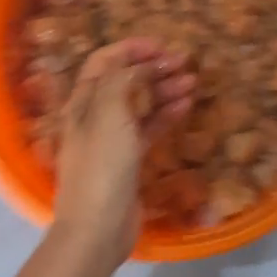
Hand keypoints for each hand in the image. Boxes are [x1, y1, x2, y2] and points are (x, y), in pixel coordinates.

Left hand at [51, 39, 195, 262]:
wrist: (96, 229)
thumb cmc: (101, 165)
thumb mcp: (108, 112)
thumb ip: (121, 79)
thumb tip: (137, 65)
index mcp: (84, 100)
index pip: (105, 61)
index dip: (131, 48)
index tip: (160, 46)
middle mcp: (96, 114)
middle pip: (125, 80)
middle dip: (153, 67)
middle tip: (183, 62)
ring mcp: (112, 138)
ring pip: (140, 103)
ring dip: (164, 89)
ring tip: (192, 82)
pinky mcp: (128, 159)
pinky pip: (149, 127)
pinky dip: (166, 113)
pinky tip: (186, 106)